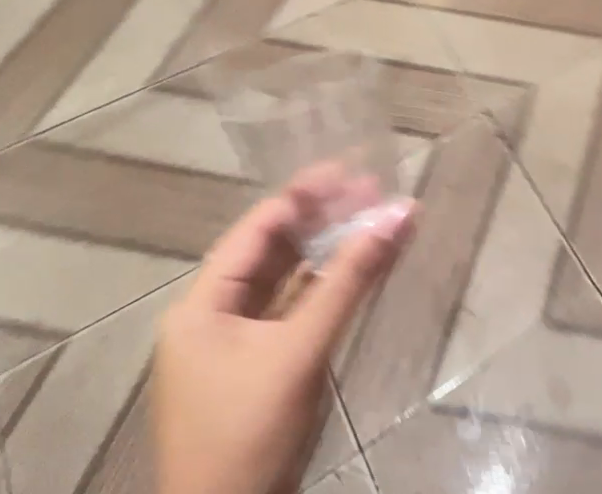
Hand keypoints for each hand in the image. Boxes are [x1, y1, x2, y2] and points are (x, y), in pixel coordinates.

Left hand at [152, 175, 416, 493]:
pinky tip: (357, 268)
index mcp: (200, 306)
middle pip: (271, 252)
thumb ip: (351, 279)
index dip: (304, 196)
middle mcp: (210, 317)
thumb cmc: (250, 431)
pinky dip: (325, 288)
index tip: (353, 171)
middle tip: (373, 191)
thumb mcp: (301, 350)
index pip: (256, 231)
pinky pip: (291, 311)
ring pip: (284, 282)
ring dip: (327, 252)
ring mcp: (232, 346)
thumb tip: (401, 213)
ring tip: (373, 219)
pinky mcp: (256, 368)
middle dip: (321, 220)